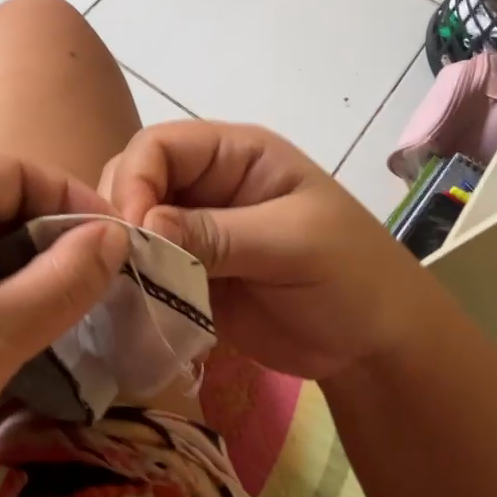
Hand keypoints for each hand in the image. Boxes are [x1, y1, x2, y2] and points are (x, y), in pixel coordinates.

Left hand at [0, 154, 130, 480]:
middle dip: (51, 228)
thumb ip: (65, 278)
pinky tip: (30, 307)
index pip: (13, 170)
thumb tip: (114, 235)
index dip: (68, 196)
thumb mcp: (2, 332)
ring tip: (73, 292)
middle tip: (99, 271)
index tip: (115, 239)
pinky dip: (2, 273)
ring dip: (29, 254)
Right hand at [100, 121, 432, 381]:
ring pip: (130, 221)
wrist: (376, 351)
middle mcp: (204, 184)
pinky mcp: (184, 272)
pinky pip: (141, 265)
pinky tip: (126, 298)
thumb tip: (143, 225)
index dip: (136, 178)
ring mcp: (191, 229)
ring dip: (120, 247)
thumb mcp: (294, 244)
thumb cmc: (352, 278)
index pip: (159, 145)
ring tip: (121, 280)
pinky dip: (128, 279)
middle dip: (120, 211)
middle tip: (120, 259)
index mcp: (233, 155)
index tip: (133, 230)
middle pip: (134, 177)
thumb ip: (217, 233)